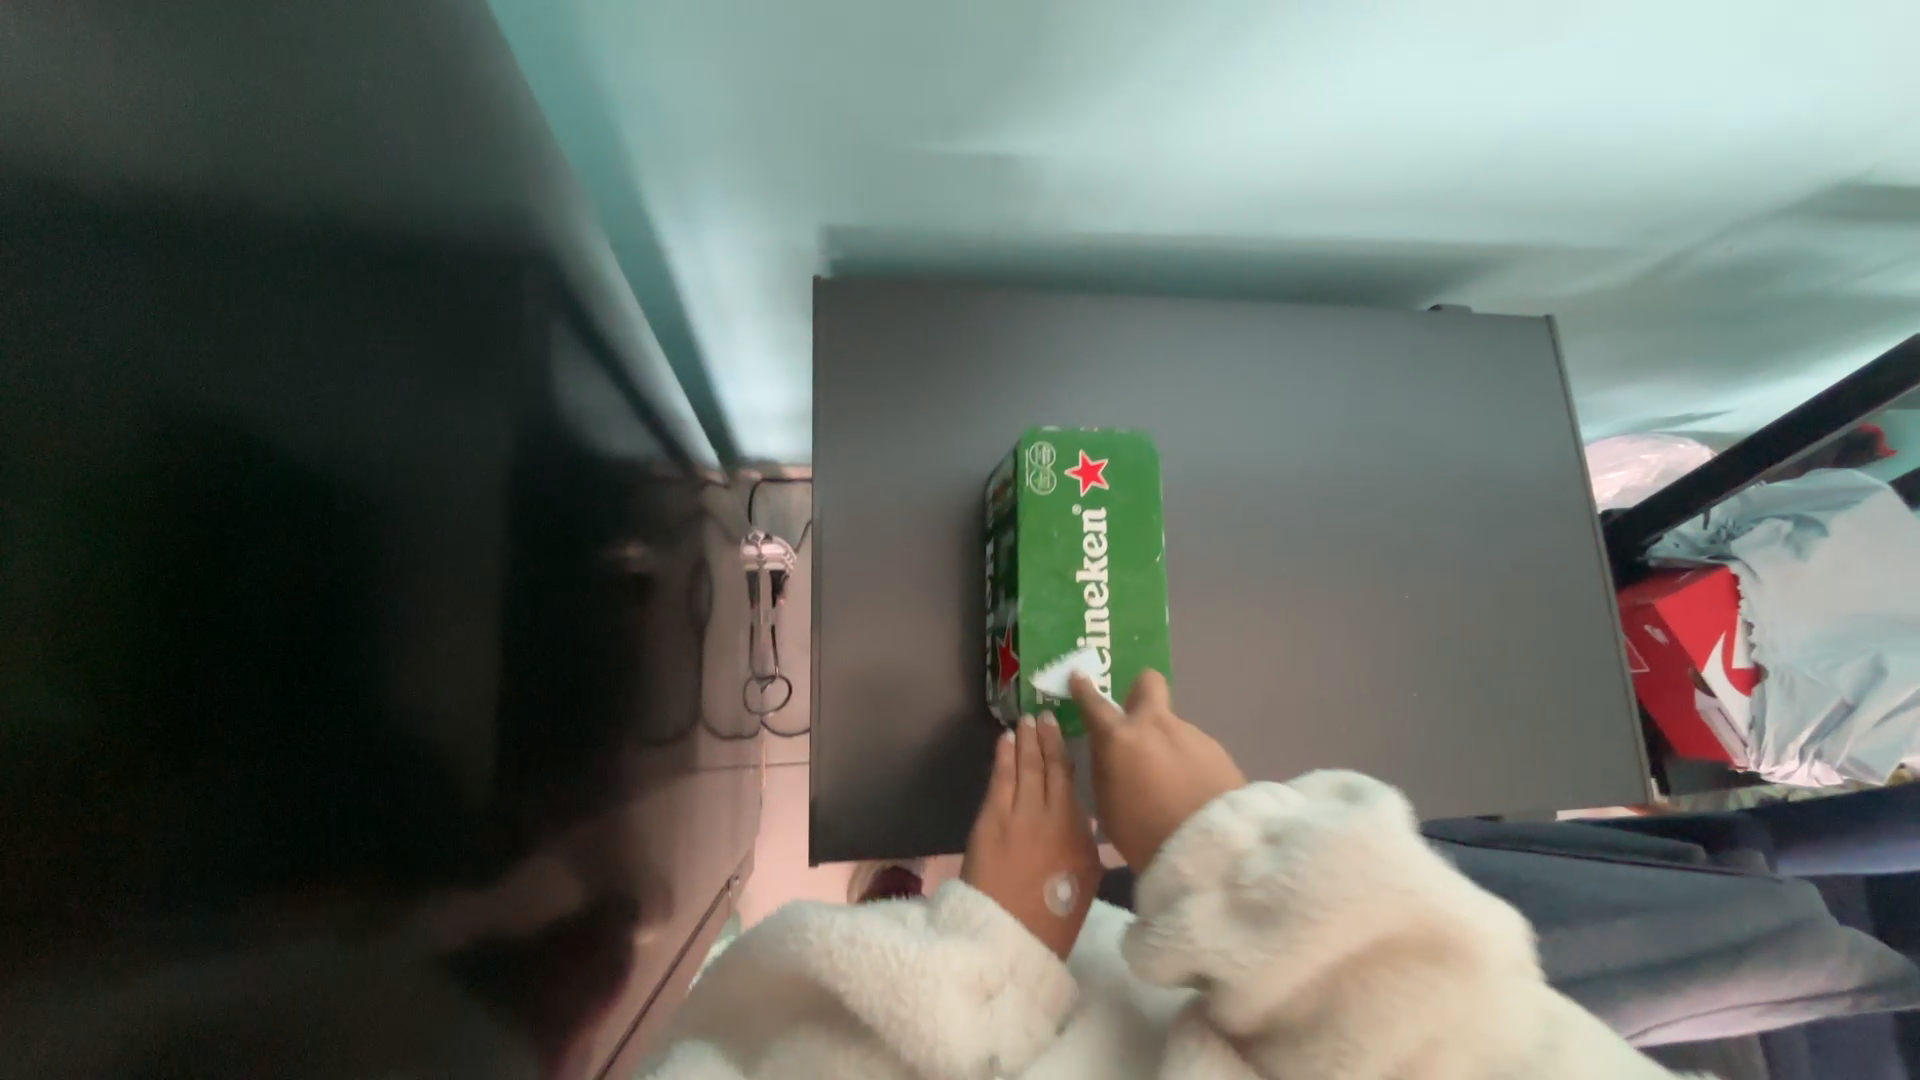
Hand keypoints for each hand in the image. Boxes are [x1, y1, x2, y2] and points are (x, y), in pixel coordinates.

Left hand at [961, 714, 1101, 958]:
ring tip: (1026, 721)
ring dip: (1025, 742)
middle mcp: (1054, 816)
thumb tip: (1082, 815)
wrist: (1010, 938)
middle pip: (1049, 768)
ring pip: (1025, 768)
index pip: (1072, 782)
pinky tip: (1005, 740)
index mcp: (1079, 833)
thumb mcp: (1085, 880)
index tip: (1061, 729)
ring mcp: (1021, 815)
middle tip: (1043, 715)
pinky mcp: (992, 820)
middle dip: (1046, 739)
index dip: (1064, 752)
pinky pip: (1000, 779)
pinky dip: (1003, 757)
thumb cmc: (1052, 917)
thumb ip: (1085, 843)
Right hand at [1072, 670, 1245, 872]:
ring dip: (1164, 743)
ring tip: (1168, 781)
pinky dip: (1186, 762)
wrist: (1211, 848)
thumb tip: (1107, 753)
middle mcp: (1155, 725)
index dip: (1084, 689)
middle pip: (1148, 683)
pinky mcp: (1217, 751)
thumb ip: (1104, 770)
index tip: (1079, 678)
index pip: (1094, 703)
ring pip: (1171, 726)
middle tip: (1135, 718)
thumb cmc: (1145, 833)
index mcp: (1119, 738)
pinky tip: (1190, 790)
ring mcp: (1190, 734)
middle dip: (1139, 691)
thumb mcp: (1107, 806)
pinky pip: (1192, 748)